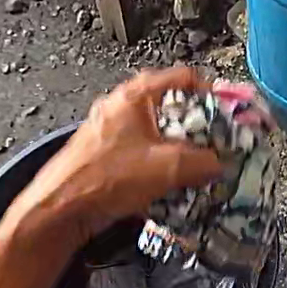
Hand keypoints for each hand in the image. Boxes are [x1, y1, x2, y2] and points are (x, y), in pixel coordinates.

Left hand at [5, 67, 225, 248]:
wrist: (60, 209)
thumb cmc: (108, 177)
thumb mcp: (168, 166)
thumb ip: (203, 161)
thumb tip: (219, 163)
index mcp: (134, 95)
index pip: (183, 77)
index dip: (211, 92)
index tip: (227, 114)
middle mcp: (119, 108)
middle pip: (169, 107)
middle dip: (196, 127)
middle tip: (216, 146)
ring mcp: (108, 132)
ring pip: (154, 134)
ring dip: (177, 151)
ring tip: (197, 170)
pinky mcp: (102, 157)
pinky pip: (139, 155)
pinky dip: (157, 166)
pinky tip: (169, 186)